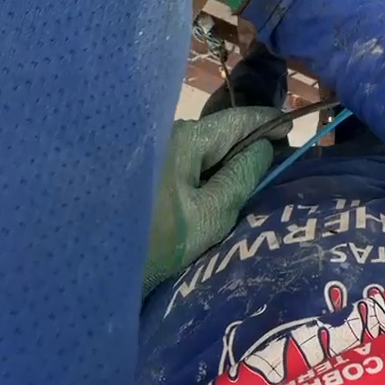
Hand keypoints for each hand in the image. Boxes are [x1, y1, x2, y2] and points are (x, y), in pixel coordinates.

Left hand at [143, 107, 281, 294]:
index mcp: (188, 139)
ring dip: (228, 161)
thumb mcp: (209, 216)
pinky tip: (221, 189)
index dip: (267, 122)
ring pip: (203, 151)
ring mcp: (155, 154)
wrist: (92, 264)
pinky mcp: (146, 174)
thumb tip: (264, 149)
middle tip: (280, 157)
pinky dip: (208, 173)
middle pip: (220, 134)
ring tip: (256, 175)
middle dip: (250, 143)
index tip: (293, 126)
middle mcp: (170, 136)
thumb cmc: (155, 240)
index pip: (238, 120)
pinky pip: (187, 165)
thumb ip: (240, 179)